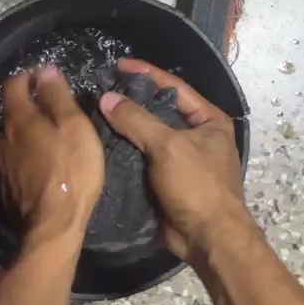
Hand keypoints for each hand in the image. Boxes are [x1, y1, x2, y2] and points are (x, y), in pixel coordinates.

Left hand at [0, 65, 103, 255]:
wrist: (52, 227)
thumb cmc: (70, 172)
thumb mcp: (73, 127)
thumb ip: (57, 96)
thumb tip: (44, 70)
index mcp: (17, 120)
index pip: (13, 85)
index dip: (28, 76)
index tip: (45, 77)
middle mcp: (1, 140)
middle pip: (13, 115)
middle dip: (32, 109)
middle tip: (57, 114)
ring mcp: (1, 167)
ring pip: (14, 141)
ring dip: (30, 137)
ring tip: (54, 144)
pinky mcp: (6, 190)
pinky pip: (16, 165)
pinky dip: (29, 160)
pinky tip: (46, 170)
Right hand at [98, 58, 253, 262]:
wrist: (209, 239)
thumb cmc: (198, 186)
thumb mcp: (168, 147)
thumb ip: (137, 120)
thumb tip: (106, 98)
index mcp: (209, 120)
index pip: (173, 87)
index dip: (146, 74)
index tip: (118, 65)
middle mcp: (196, 135)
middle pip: (159, 110)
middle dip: (131, 101)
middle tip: (100, 89)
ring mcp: (181, 158)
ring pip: (148, 134)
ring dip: (125, 127)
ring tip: (94, 112)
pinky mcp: (166, 179)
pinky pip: (142, 158)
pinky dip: (124, 151)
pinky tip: (101, 142)